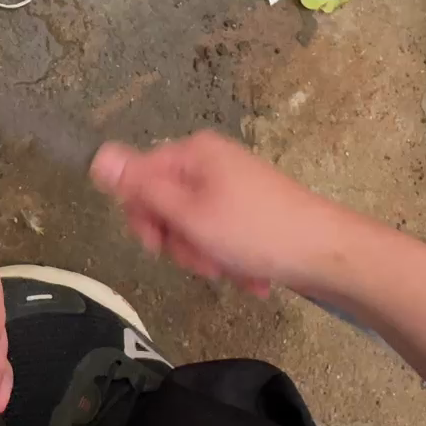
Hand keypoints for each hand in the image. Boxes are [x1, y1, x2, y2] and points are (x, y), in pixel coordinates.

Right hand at [90, 130, 363, 295]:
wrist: (328, 253)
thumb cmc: (254, 231)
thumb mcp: (189, 214)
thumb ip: (141, 189)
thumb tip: (98, 155)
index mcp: (194, 152)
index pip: (140, 177)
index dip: (143, 215)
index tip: (158, 244)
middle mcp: (211, 160)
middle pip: (166, 202)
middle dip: (179, 240)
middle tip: (200, 260)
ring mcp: (232, 184)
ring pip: (192, 224)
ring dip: (204, 254)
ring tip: (229, 269)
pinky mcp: (250, 209)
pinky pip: (220, 232)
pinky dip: (228, 256)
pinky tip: (248, 273)